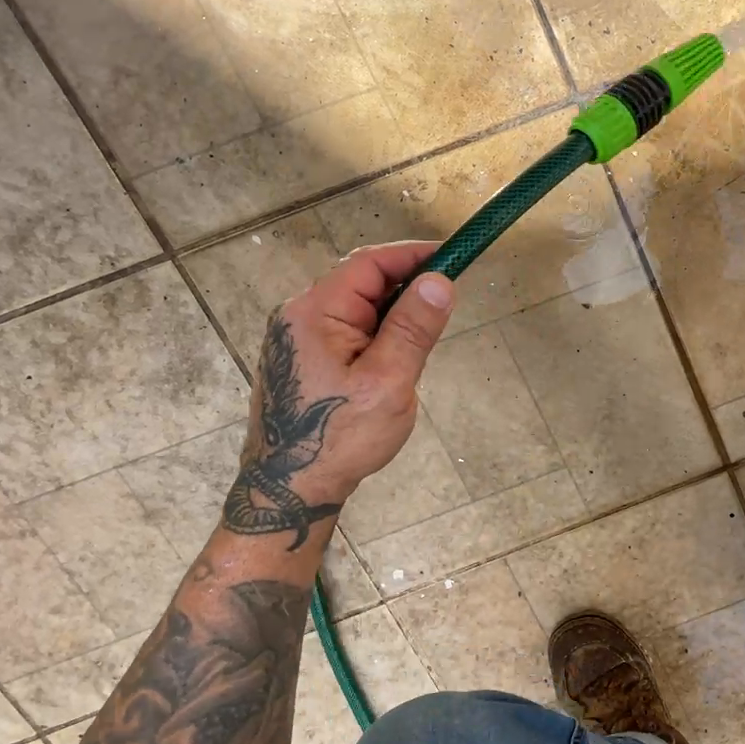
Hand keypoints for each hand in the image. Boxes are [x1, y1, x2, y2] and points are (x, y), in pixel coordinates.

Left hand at [225, 241, 454, 547]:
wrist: (289, 488)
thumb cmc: (340, 436)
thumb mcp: (388, 381)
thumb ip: (413, 328)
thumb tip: (440, 281)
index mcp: (316, 311)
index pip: (369, 263)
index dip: (413, 255)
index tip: (455, 258)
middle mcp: (301, 315)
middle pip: (362, 282)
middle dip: (409, 286)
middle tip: (450, 305)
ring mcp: (300, 339)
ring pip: (359, 309)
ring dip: (397, 315)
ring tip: (427, 338)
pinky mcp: (306, 360)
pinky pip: (350, 331)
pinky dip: (381, 334)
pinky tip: (399, 358)